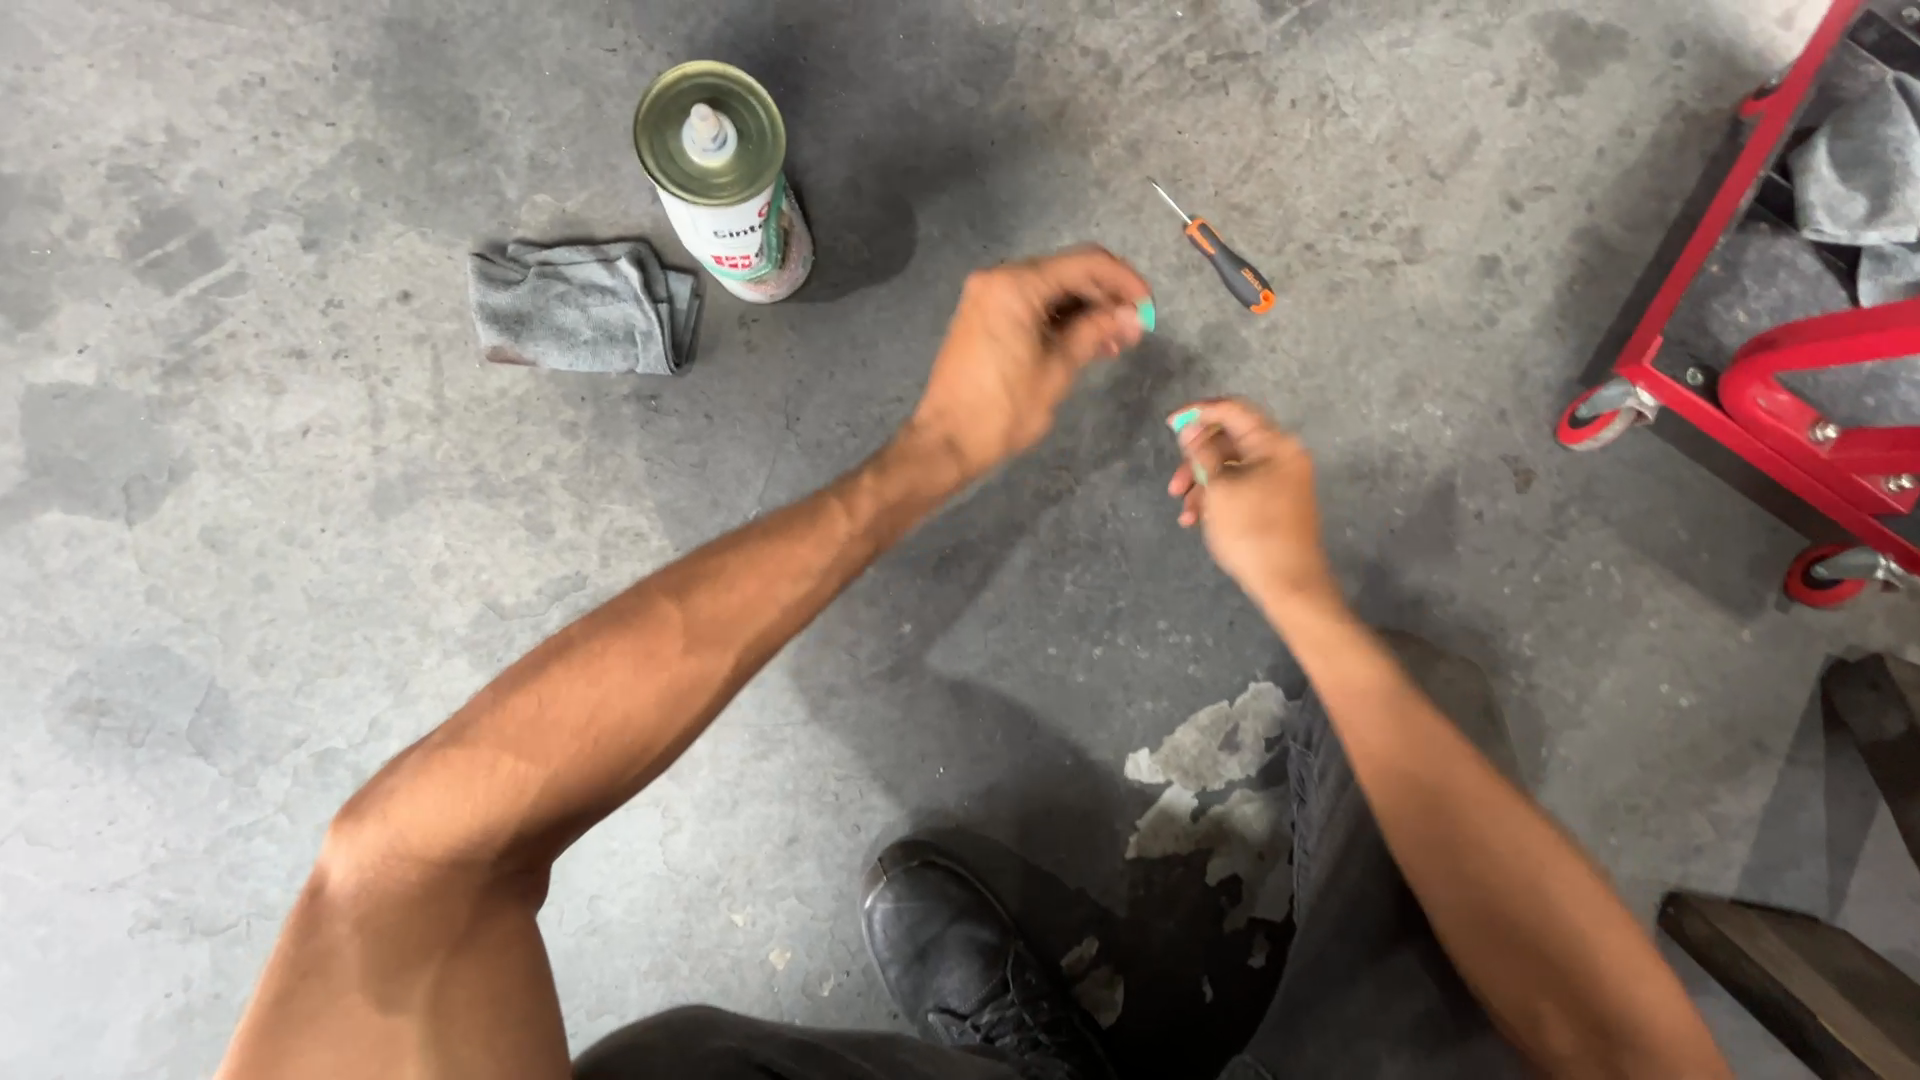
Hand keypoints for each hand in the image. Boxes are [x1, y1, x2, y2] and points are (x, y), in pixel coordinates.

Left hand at [908, 247, 1151, 479]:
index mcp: (1016, 285)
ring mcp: (986, 297)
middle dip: (1104, 297)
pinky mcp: (982, 318)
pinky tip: (1084, 342)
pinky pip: (1029, 306)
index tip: (1148, 306)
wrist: (947, 442)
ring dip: (1083, 311)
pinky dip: (1057, 320)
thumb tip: (1132, 316)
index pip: (1085, 263)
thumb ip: (1095, 332)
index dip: (1123, 281)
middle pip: (1066, 272)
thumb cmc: (1003, 410)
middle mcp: (998, 279)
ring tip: (1114, 342)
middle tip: (1133, 329)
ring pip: (1049, 290)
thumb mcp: (1057, 370)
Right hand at [1166, 398, 1337, 606]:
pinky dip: (1218, 497)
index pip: (1232, 410)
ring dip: (1203, 485)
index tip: (1170, 425)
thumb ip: (1203, 452)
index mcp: (1274, 443)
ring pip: (1231, 467)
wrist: (1289, 581)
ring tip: (1186, 512)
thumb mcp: (1219, 488)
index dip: (1199, 412)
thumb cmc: (1252, 531)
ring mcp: (1281, 478)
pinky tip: (1198, 520)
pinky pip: (1241, 486)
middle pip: (1229, 440)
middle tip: (1175, 484)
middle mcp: (1282, 454)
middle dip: (1196, 460)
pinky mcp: (1276, 500)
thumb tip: (1190, 426)